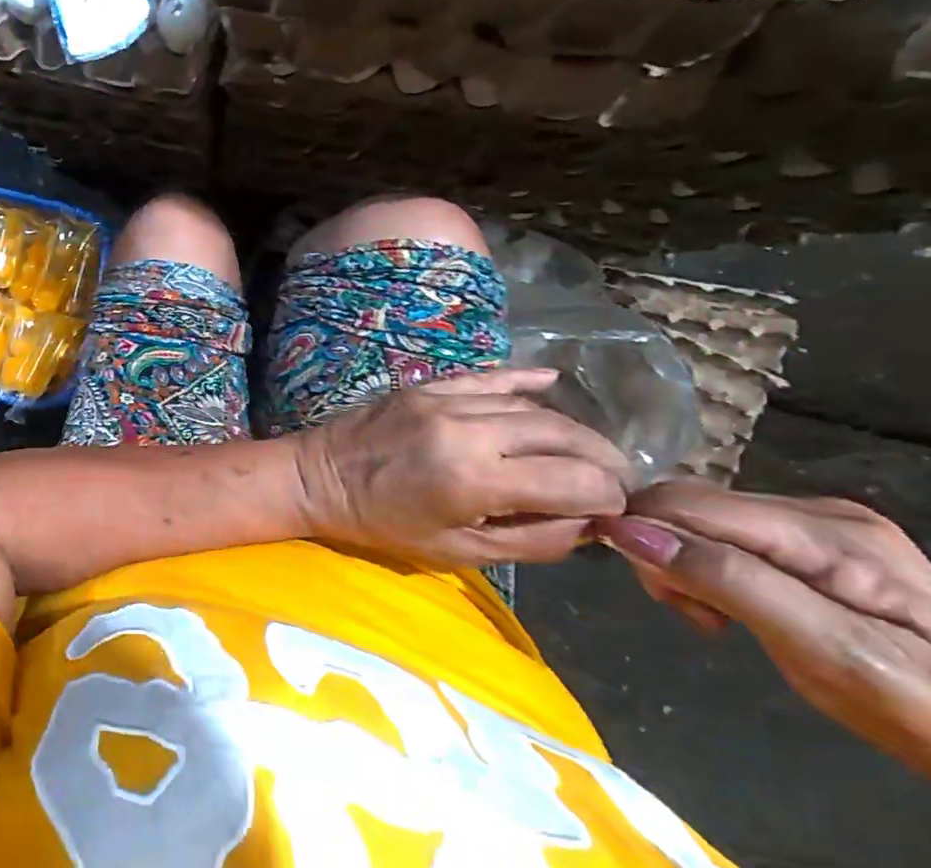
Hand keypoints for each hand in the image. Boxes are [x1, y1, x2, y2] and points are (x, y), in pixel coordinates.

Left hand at [294, 367, 631, 567]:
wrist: (317, 478)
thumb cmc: (383, 524)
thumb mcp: (459, 552)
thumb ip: (532, 539)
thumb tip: (591, 523)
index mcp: (474, 479)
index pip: (577, 481)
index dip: (608, 500)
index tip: (611, 511)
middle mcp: (466, 429)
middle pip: (565, 435)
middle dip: (602, 461)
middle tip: (613, 481)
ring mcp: (445, 400)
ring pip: (533, 405)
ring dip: (569, 428)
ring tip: (584, 451)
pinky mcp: (427, 385)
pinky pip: (489, 377)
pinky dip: (525, 381)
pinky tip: (553, 382)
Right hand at [600, 484, 930, 798]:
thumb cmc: (923, 708)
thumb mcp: (824, 650)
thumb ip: (726, 581)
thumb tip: (626, 532)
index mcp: (826, 531)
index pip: (688, 503)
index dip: (643, 534)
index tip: (659, 595)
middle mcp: (818, 512)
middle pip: (689, 507)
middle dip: (664, 556)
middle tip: (693, 615)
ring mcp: (817, 526)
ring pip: (697, 521)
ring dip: (682, 568)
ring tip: (714, 618)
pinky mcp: (809, 545)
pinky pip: (721, 537)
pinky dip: (704, 572)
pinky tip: (730, 608)